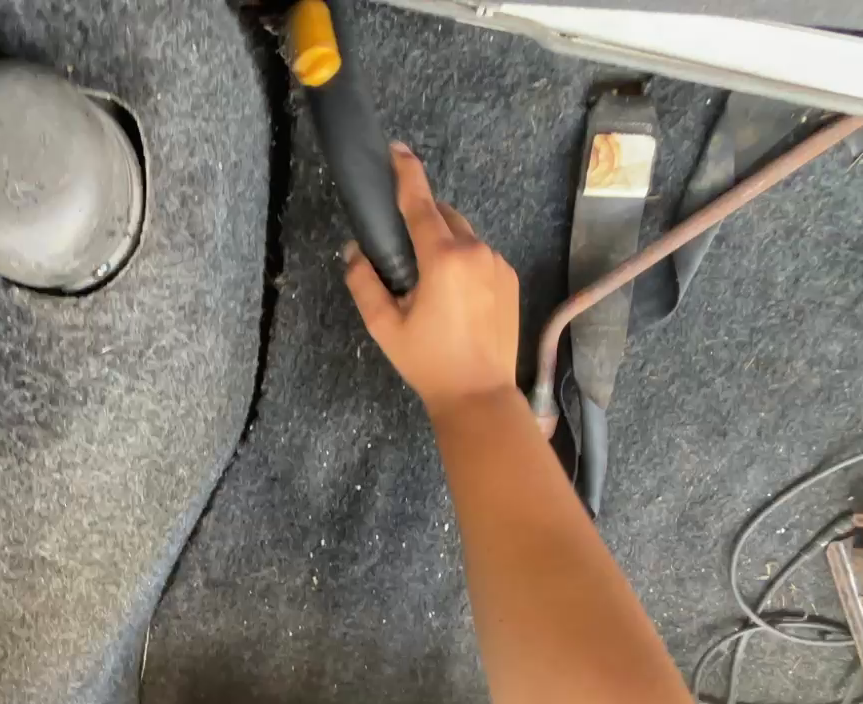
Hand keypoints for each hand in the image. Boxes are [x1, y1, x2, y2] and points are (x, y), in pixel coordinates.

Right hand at [345, 143, 520, 418]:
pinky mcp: (508, 279)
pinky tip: (452, 298)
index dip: (406, 174)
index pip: (420, 203)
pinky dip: (462, 263)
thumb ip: (364, 283)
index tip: (397, 150)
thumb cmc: (427, 362)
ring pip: (463, 236)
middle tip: (402, 254)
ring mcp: (497, 263)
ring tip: (428, 284)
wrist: (478, 393)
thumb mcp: (384, 327)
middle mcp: (475, 250)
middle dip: (422, 220)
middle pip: (443, 216)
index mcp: (442, 258)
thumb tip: (353, 253)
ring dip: (442, 244)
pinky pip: (480, 256)